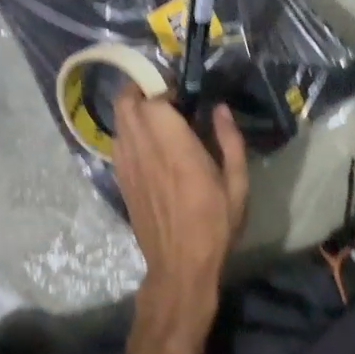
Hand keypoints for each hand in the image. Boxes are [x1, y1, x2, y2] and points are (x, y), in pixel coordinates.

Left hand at [112, 91, 248, 322]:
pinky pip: (117, 142)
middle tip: (163, 92)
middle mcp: (145, 151)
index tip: (181, 90)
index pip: (152, 101)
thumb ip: (230, 141)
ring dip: (132, 108)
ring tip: (155, 113)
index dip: (163, 87)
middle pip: (125, 103)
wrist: (179, 266)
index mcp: (176, 150)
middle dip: (140, 88)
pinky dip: (128, 130)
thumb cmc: (215, 225)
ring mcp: (127, 166)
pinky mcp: (120, 180)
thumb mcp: (237, 184)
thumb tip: (220, 109)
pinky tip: (147, 140)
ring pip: (118, 120)